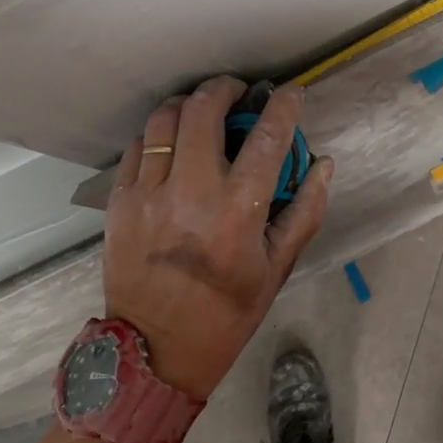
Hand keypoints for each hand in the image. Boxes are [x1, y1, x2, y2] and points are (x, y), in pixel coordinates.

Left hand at [102, 76, 333, 398]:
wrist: (154, 353)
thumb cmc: (226, 312)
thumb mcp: (277, 267)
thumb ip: (305, 210)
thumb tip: (322, 163)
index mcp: (237, 210)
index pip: (267, 136)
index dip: (283, 104)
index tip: (290, 92)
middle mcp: (191, 191)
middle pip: (203, 109)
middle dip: (225, 88)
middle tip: (238, 92)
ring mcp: (149, 194)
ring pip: (164, 119)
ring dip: (188, 105)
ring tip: (201, 111)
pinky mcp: (120, 204)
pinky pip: (137, 147)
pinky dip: (158, 135)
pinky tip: (170, 145)